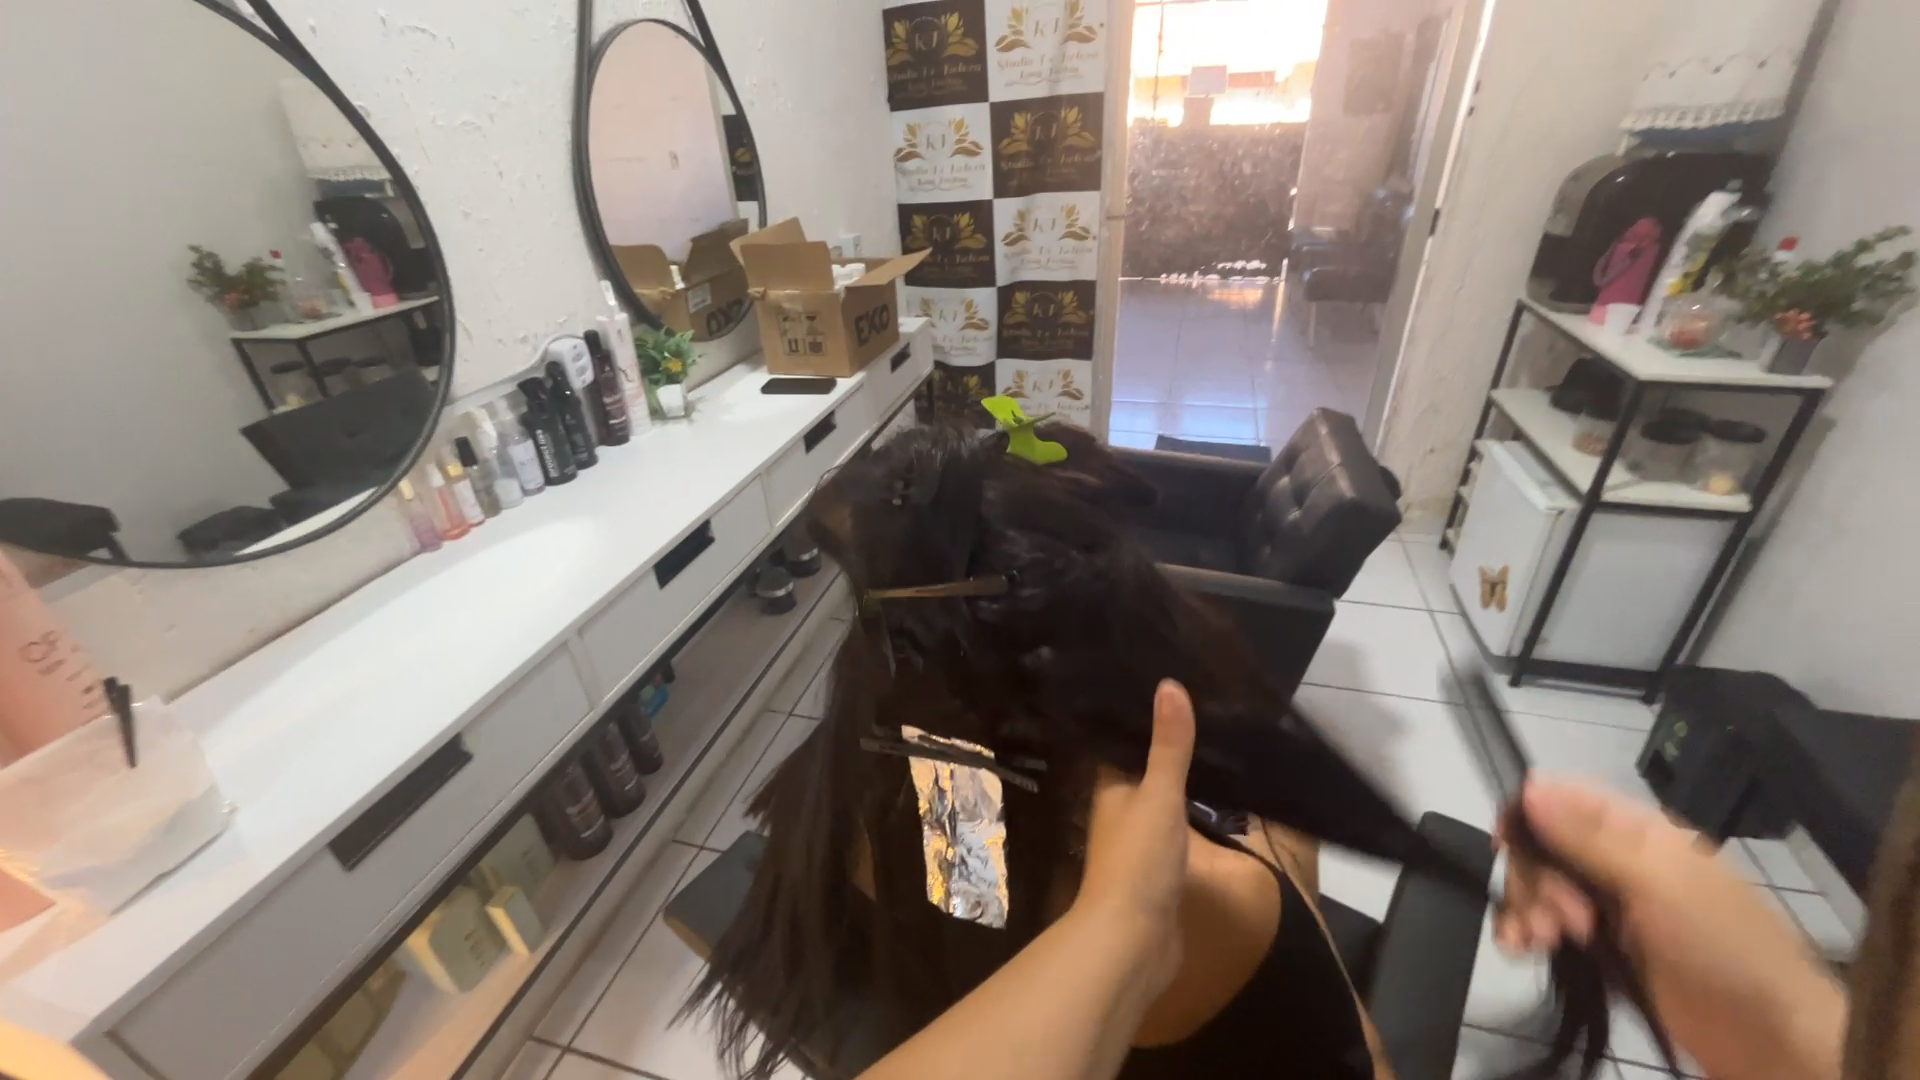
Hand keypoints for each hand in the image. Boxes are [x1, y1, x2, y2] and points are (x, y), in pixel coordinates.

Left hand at [1073, 679, 1196, 1000]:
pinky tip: (1215, 801)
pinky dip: (1191, 814)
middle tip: (1200, 711)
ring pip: (1158, 801)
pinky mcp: (1157, 868)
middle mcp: (1117, 810)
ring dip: (1178, 781)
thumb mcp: (1158, 795)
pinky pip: (1175, 830)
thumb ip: (1168, 746)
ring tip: (1213, 745)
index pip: (1119, 742)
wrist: (1134, 941)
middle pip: (1141, 771)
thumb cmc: (1139, 861)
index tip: (1162, 685)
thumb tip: (1169, 684)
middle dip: (1163, 747)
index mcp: (1108, 788)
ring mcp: (1137, 841)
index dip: (1138, 717)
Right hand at [1496, 776, 1845, 1079]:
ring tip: (1537, 940)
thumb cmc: (1723, 948)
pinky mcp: (1595, 945)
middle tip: (1560, 918)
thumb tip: (1527, 788)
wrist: (1771, 1041)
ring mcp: (1604, 904)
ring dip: (1525, 908)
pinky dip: (1522, 931)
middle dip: (1535, 879)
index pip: (1561, 798)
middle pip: (1539, 846)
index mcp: (1636, 833)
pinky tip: (1520, 947)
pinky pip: (1540, 922)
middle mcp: (1614, 860)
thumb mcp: (1658, 883)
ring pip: (1535, 885)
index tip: (1505, 844)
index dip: (1525, 813)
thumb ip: (1588, 837)